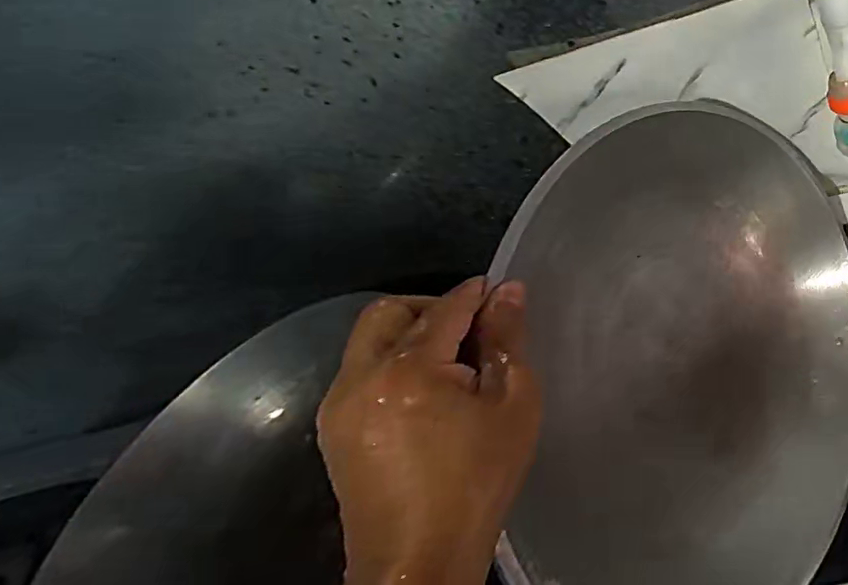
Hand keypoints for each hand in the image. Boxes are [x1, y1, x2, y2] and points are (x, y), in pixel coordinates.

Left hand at [316, 277, 540, 584]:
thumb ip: (508, 338)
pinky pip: (360, 370)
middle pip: (390, 311)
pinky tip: (424, 391)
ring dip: (408, 332)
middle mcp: (361, 378)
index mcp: (408, 370)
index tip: (501, 295)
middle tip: (469, 329)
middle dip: (432, 306)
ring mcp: (339, 406)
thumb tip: (508, 290)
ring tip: (449, 362)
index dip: (477, 295)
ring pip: (369, 338)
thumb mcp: (513, 404)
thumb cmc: (476, 482)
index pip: (446, 308)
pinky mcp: (333, 430)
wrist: (420, 566)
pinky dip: (390, 361)